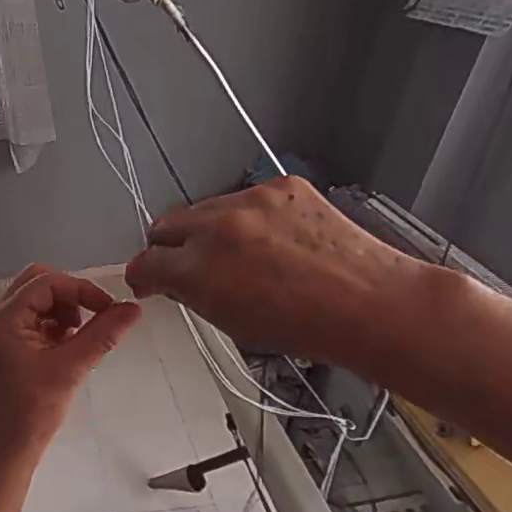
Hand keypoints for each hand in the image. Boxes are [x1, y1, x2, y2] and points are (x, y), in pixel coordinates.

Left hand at [0, 264, 141, 451]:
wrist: (10, 446)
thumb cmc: (31, 411)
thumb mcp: (72, 367)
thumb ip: (103, 333)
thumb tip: (132, 309)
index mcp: (5, 318)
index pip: (47, 282)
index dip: (82, 290)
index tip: (108, 308)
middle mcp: (0, 319)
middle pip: (40, 283)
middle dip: (72, 296)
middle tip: (94, 315)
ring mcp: (4, 332)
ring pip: (40, 300)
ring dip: (66, 310)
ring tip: (81, 338)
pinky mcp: (13, 346)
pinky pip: (38, 319)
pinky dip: (59, 325)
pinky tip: (71, 347)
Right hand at [124, 177, 419, 366]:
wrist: (367, 303)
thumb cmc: (309, 325)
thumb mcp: (231, 324)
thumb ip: (193, 294)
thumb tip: (176, 281)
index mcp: (199, 269)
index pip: (146, 262)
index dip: (145, 274)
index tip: (149, 278)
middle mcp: (218, 227)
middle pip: (166, 225)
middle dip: (169, 248)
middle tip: (184, 265)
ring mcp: (251, 201)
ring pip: (204, 208)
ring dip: (207, 230)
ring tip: (237, 256)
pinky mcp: (282, 186)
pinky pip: (245, 197)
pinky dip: (247, 217)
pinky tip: (268, 241)